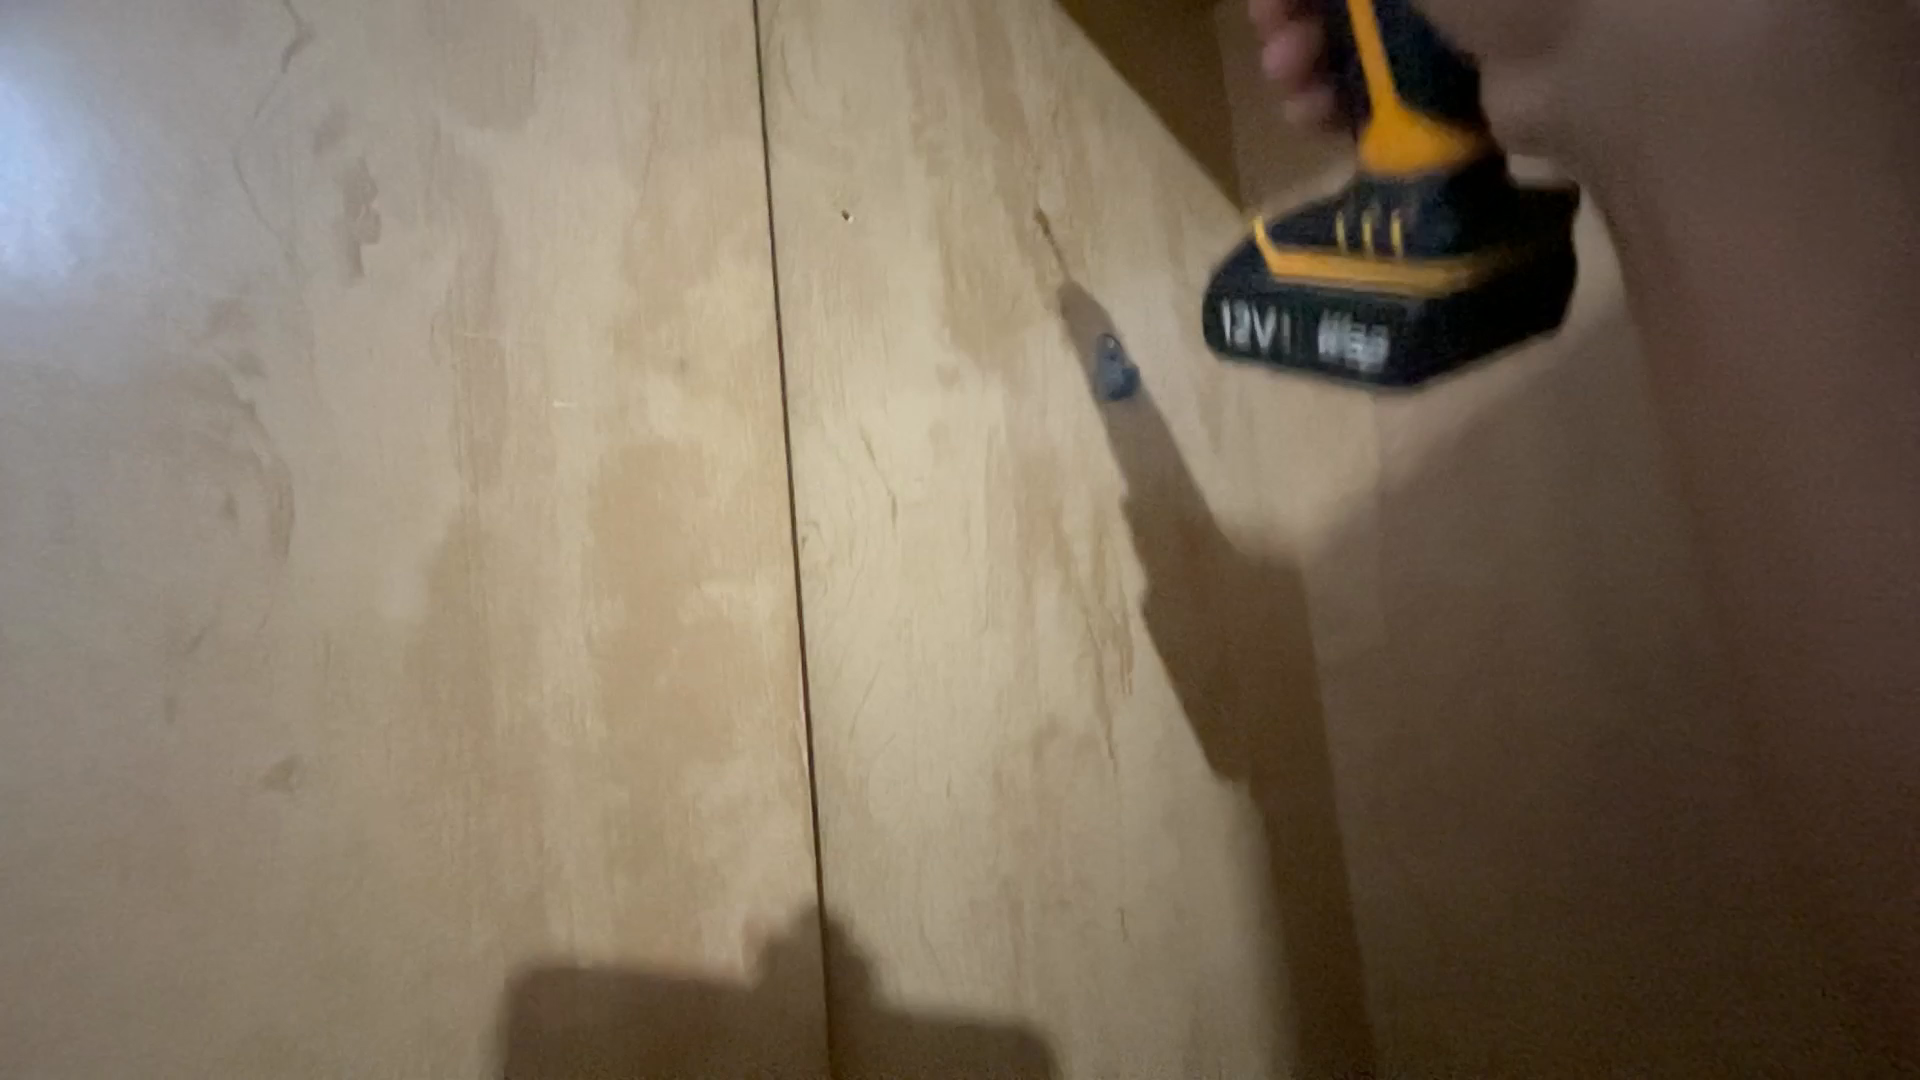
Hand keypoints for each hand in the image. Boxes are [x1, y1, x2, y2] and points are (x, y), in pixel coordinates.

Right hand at [1247, 0, 1582, 154]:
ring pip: (1361, 39)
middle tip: (1270, 30)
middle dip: (1298, 10)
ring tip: (1287, 80)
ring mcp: (1471, 14)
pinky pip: (1381, 93)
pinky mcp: (1463, 81)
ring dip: (1307, 61)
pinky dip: (1339, 105)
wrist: (1603, 48)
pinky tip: (1311, 114)